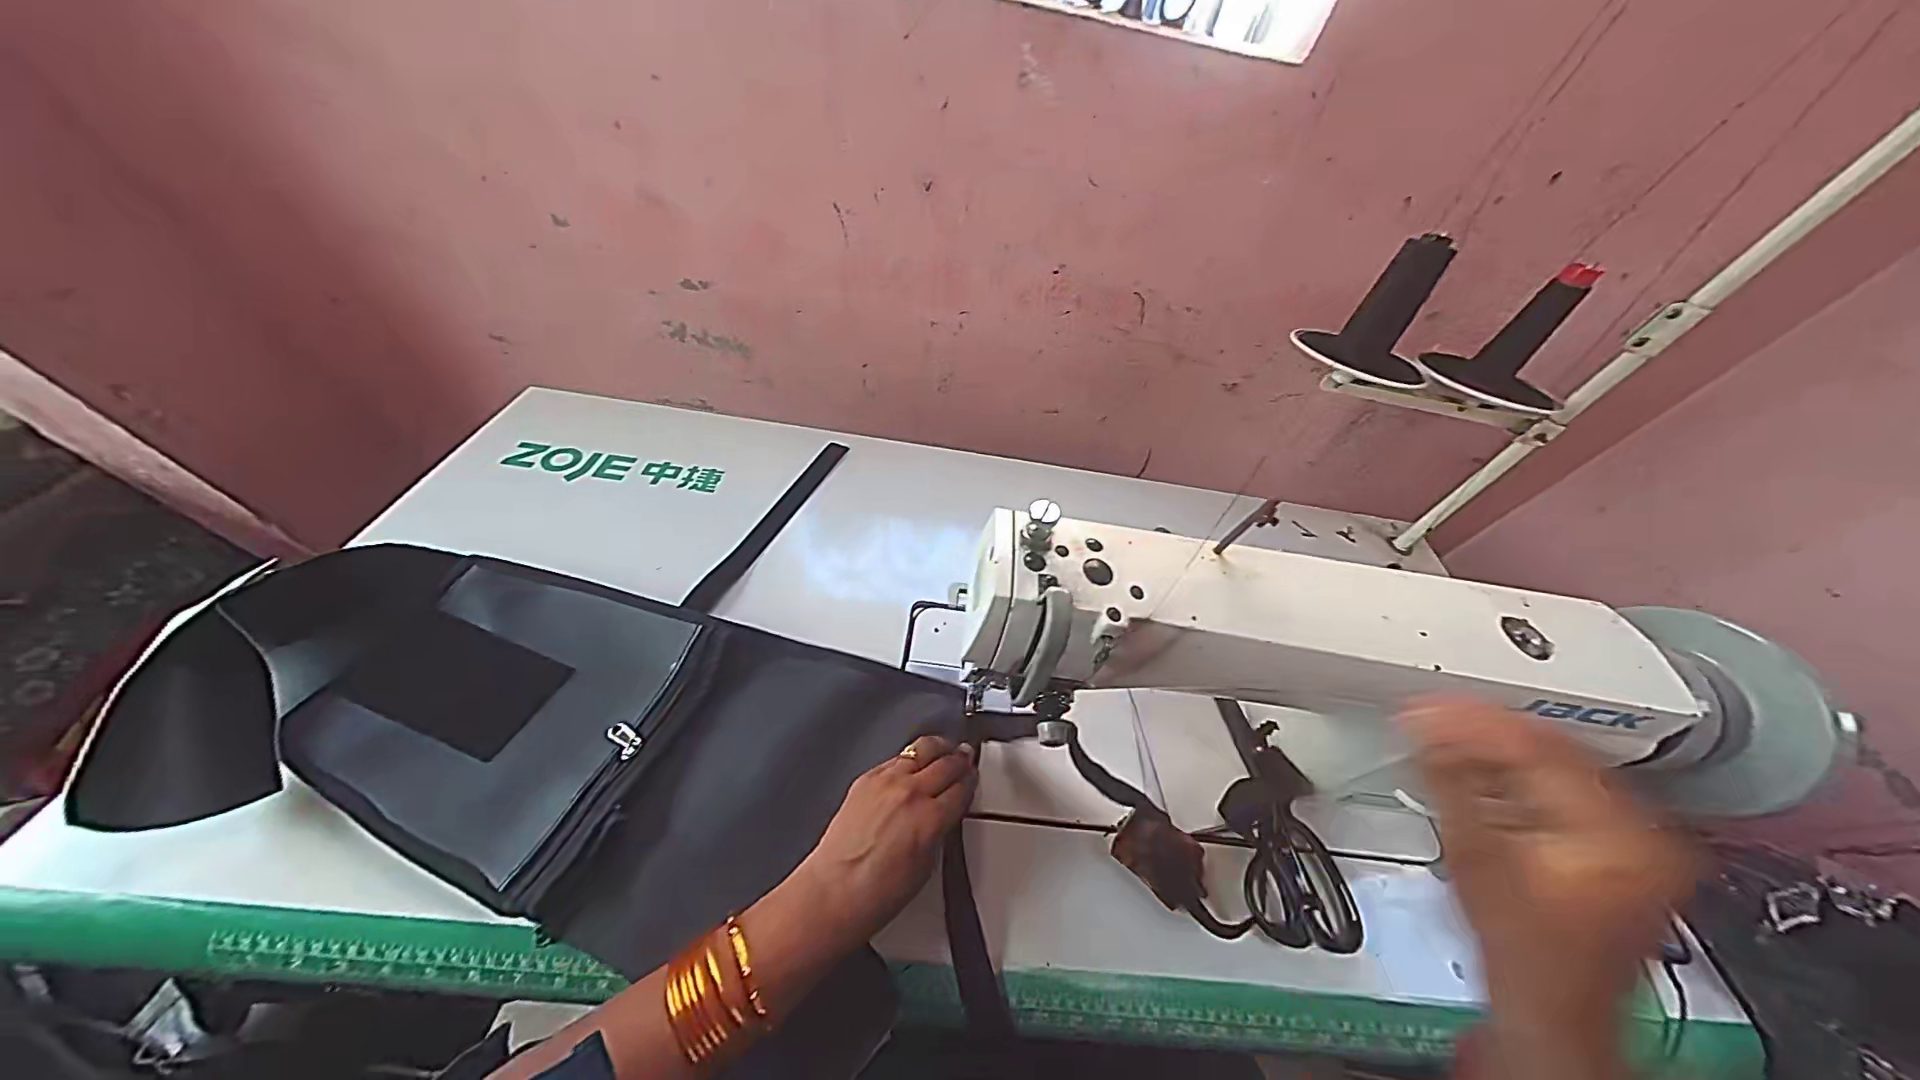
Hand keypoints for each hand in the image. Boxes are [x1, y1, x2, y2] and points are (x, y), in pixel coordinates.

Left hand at [790, 735, 977, 948]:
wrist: (833, 892)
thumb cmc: (874, 893)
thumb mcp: (926, 867)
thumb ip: (938, 832)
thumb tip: (941, 818)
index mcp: (931, 818)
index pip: (962, 788)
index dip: (971, 781)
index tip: (972, 778)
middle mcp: (910, 793)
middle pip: (947, 763)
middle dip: (960, 759)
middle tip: (965, 757)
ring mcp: (886, 782)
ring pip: (922, 749)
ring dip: (938, 748)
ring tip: (944, 748)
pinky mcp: (866, 779)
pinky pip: (895, 758)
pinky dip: (909, 756)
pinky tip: (912, 760)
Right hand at [1401, 701, 1693, 1078]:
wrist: (1548, 1001)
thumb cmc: (1523, 951)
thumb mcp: (1474, 857)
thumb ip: (1449, 784)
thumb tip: (1421, 726)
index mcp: (1620, 837)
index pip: (1541, 751)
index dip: (1475, 722)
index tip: (1428, 705)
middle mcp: (1642, 833)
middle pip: (1552, 752)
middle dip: (1481, 728)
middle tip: (1429, 711)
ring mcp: (1633, 838)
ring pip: (1553, 763)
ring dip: (1492, 745)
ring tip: (1442, 730)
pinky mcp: (1613, 841)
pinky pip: (1557, 784)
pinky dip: (1509, 769)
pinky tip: (1471, 761)